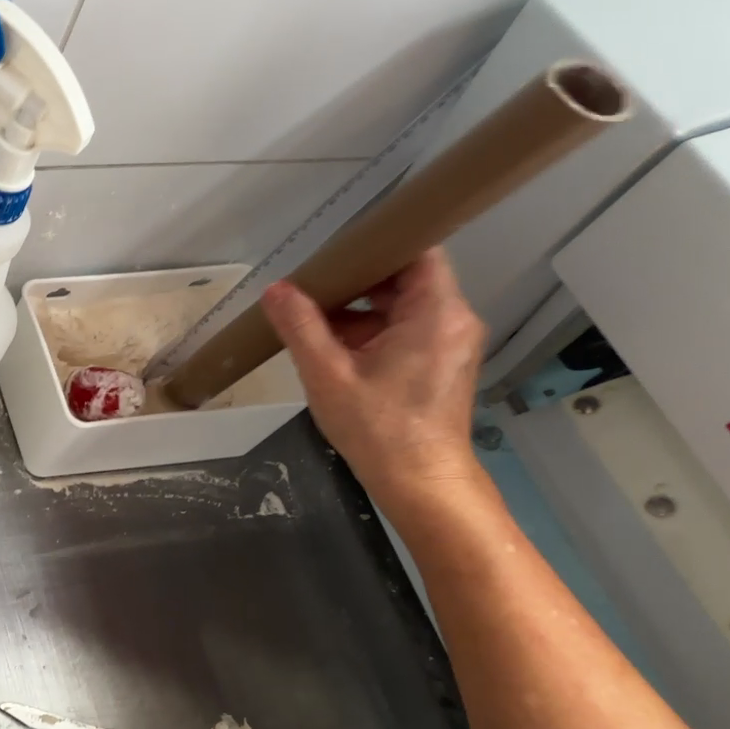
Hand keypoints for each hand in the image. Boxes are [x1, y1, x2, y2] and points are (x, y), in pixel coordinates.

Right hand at [260, 247, 487, 506]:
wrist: (418, 479)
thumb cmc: (377, 427)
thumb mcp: (327, 374)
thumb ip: (300, 326)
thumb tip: (276, 290)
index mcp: (436, 314)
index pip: (417, 254)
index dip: (378, 249)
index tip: (334, 257)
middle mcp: (453, 321)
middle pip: (406, 280)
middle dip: (357, 284)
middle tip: (310, 292)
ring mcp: (450, 343)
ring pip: (401, 308)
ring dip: (358, 312)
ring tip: (311, 325)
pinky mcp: (440, 364)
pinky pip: (405, 331)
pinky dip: (370, 333)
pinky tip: (332, 351)